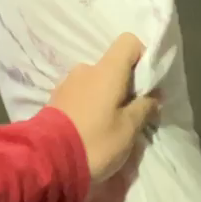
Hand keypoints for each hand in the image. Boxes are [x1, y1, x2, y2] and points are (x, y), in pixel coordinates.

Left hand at [47, 33, 159, 181]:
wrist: (47, 160)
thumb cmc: (95, 141)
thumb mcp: (128, 129)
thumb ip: (144, 107)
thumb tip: (153, 95)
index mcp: (106, 70)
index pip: (128, 42)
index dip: (142, 57)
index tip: (146, 83)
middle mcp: (85, 69)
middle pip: (112, 66)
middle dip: (125, 85)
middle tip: (130, 112)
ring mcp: (67, 83)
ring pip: (96, 82)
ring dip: (105, 97)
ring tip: (109, 125)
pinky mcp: (55, 99)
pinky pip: (81, 94)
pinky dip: (89, 104)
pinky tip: (90, 128)